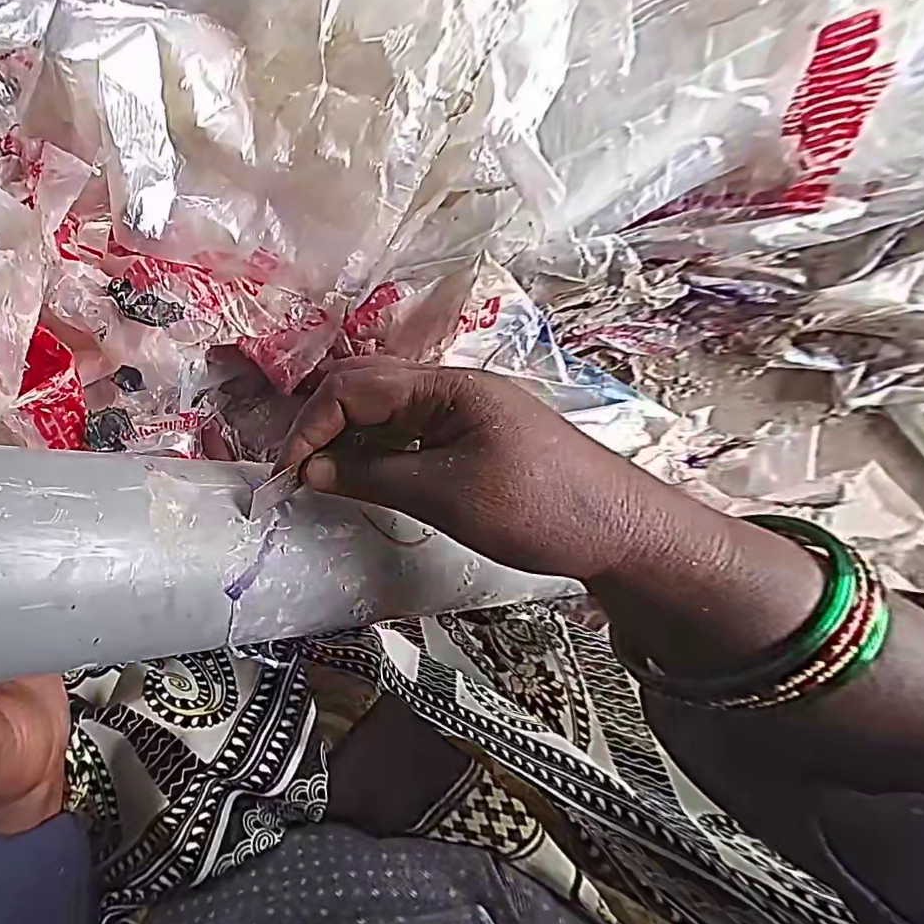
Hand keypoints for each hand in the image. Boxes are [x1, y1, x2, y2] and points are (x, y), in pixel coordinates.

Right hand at [274, 356, 686, 580]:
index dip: (310, 428)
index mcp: (446, 386)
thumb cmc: (541, 511)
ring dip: (341, 433)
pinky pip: (397, 425)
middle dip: (318, 424)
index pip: (351, 389)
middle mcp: (446, 385)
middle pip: (358, 385)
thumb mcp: (444, 496)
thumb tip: (308, 471)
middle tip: (300, 469)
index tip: (290, 473)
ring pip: (375, 404)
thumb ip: (369, 476)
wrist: (633, 538)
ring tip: (322, 472)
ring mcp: (455, 406)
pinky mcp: (461, 429)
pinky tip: (359, 469)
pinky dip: (367, 444)